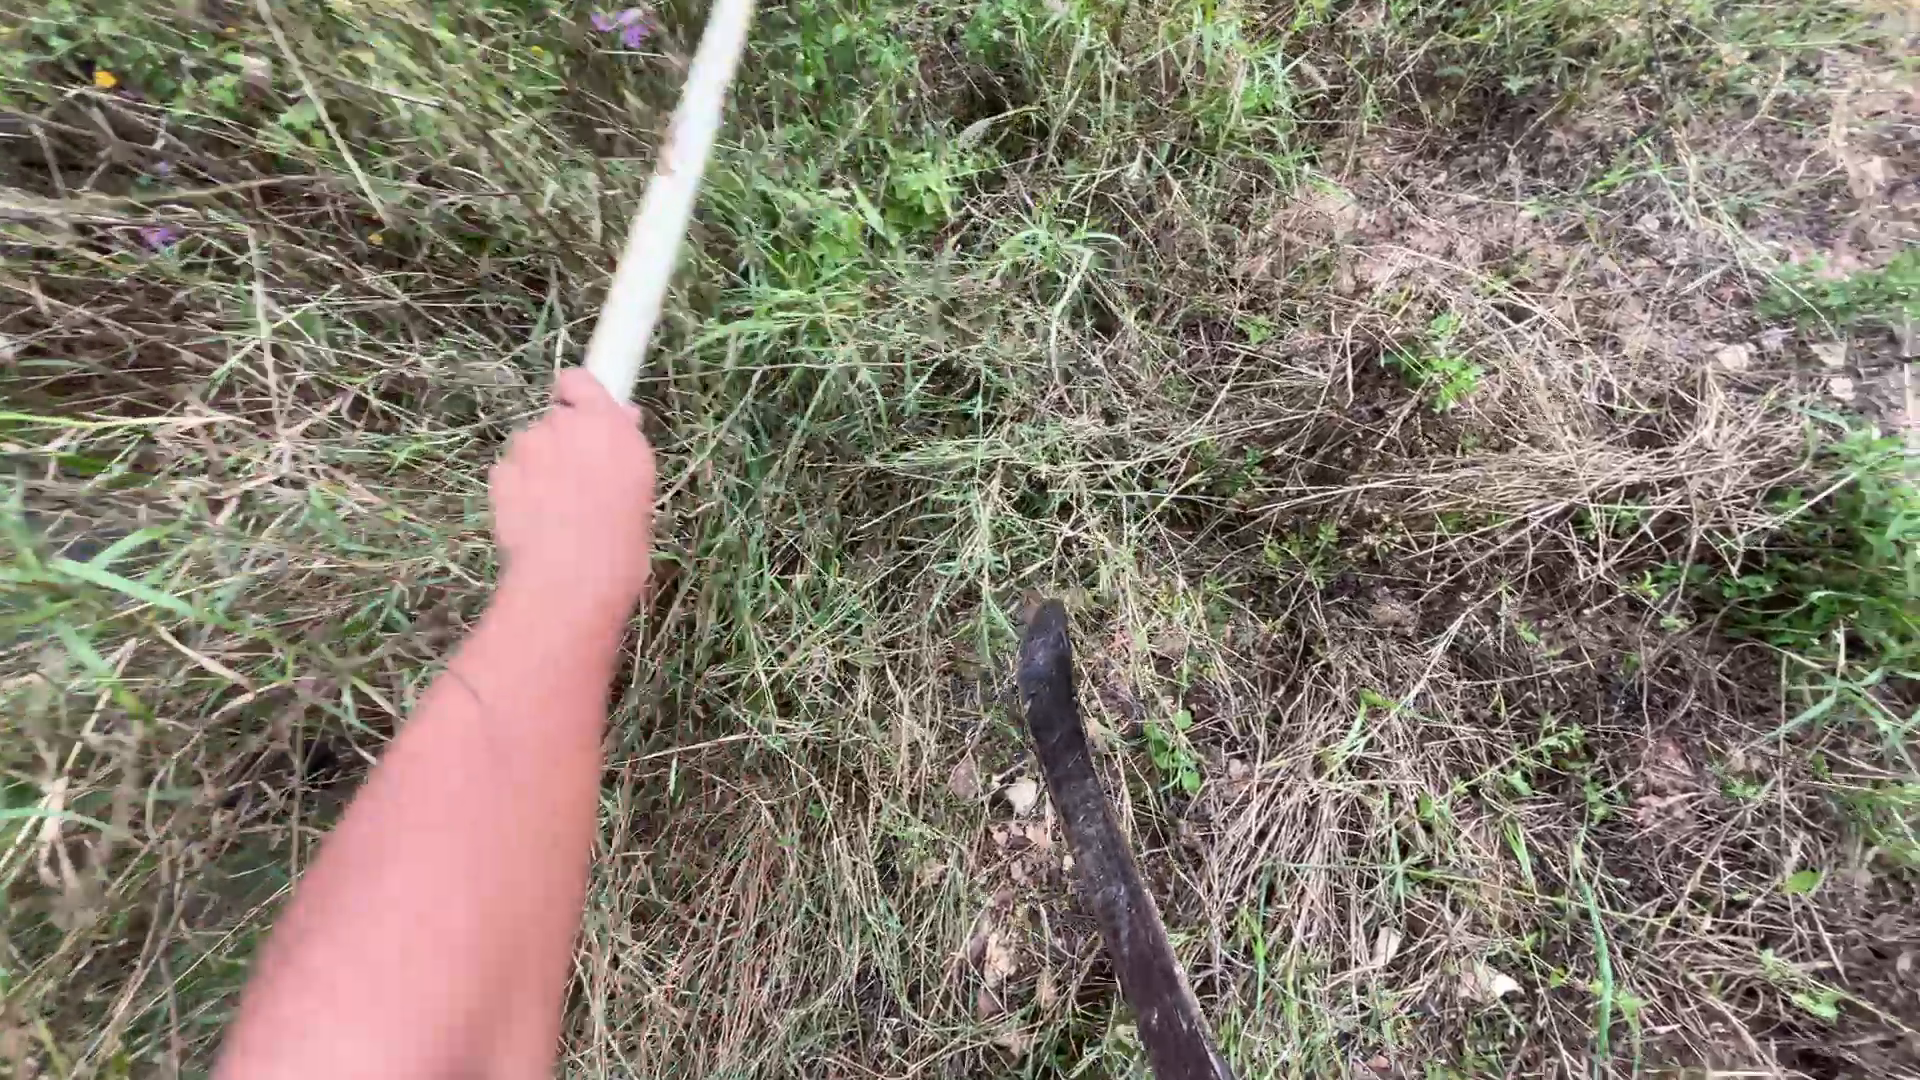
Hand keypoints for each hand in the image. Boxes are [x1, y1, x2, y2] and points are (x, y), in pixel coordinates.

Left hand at [489, 368, 656, 621]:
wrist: (574, 574)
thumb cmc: (623, 534)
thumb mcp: (640, 485)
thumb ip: (625, 445)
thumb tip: (624, 417)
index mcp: (605, 424)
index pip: (579, 380)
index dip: (580, 396)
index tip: (590, 417)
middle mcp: (561, 426)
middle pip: (556, 418)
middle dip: (564, 439)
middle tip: (583, 477)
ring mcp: (525, 450)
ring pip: (531, 447)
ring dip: (541, 466)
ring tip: (561, 507)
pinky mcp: (498, 475)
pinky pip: (511, 473)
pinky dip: (521, 488)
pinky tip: (539, 518)